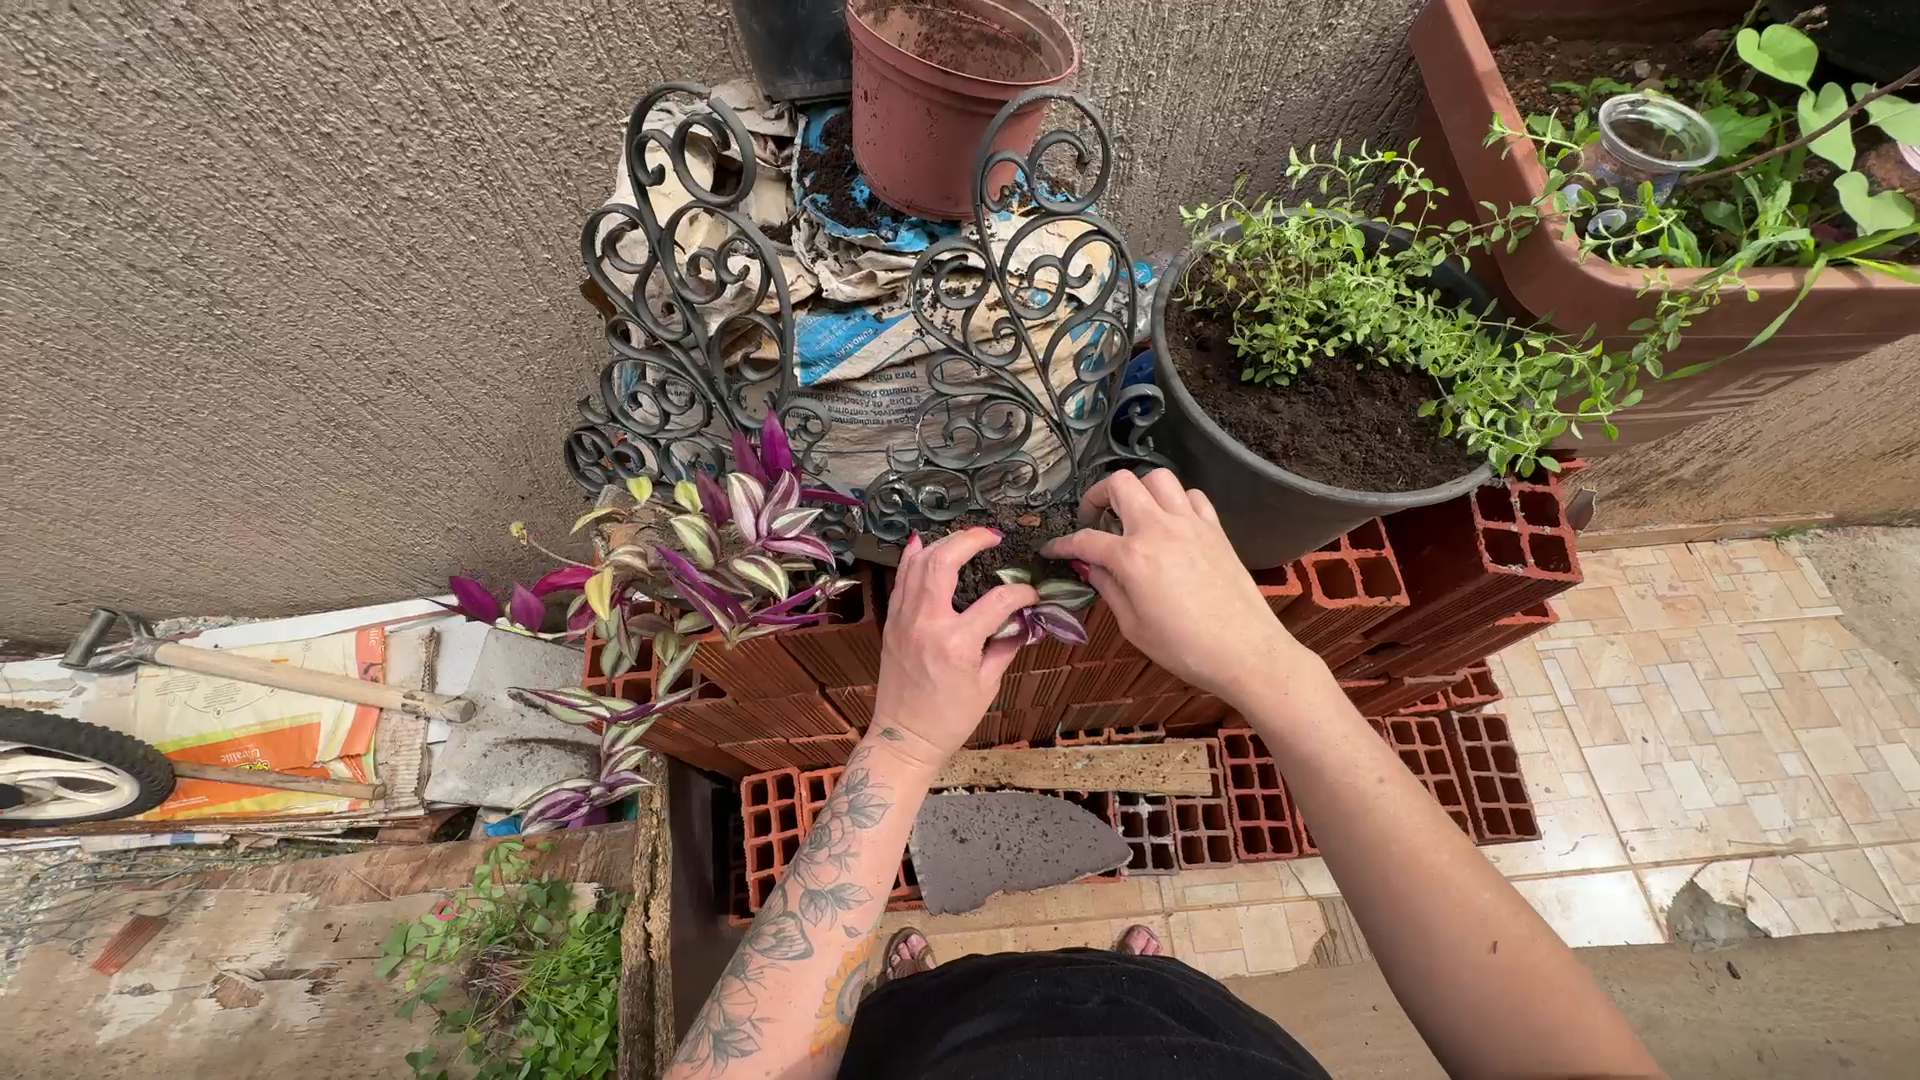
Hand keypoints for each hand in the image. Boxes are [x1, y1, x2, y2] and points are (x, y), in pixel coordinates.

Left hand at [871, 528, 1038, 768]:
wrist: (904, 737)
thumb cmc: (949, 718)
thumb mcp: (987, 685)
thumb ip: (1005, 646)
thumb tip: (1023, 619)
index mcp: (956, 644)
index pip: (996, 601)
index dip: (1019, 592)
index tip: (1030, 592)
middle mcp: (926, 624)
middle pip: (943, 562)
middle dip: (970, 540)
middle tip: (992, 536)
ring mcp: (904, 620)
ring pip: (918, 564)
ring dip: (943, 543)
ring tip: (966, 538)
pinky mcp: (892, 622)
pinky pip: (902, 580)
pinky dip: (913, 558)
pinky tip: (924, 543)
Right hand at [1043, 469, 1313, 705]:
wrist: (1245, 651)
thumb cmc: (1184, 648)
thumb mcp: (1133, 626)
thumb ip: (1108, 588)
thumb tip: (1091, 567)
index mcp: (1132, 558)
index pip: (1085, 540)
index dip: (1062, 544)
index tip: (1052, 550)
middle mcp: (1159, 529)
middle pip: (1120, 484)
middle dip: (1097, 495)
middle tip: (1094, 519)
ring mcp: (1191, 524)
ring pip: (1158, 478)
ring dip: (1139, 491)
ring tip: (1133, 515)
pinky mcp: (1215, 529)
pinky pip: (1192, 496)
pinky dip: (1175, 501)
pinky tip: (1170, 523)